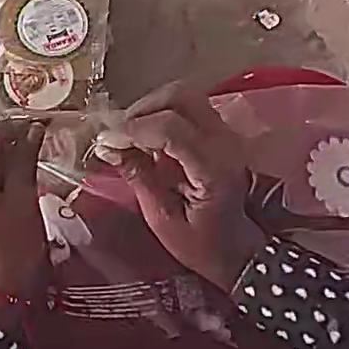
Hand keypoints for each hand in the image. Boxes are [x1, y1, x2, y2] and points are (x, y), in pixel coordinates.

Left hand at [0, 119, 48, 309]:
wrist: (5, 296)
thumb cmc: (13, 249)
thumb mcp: (22, 200)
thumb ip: (25, 159)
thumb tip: (35, 127)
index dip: (18, 123)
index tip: (47, 116)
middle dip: (19, 137)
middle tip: (50, 128)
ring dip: (19, 153)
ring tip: (47, 143)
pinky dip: (14, 170)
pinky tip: (34, 164)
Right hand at [111, 82, 264, 291]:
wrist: (241, 251)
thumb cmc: (202, 244)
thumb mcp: (162, 218)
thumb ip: (138, 176)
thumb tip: (108, 147)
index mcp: (213, 167)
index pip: (170, 127)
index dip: (134, 128)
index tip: (108, 141)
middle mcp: (224, 141)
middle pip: (180, 96)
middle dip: (144, 109)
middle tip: (120, 133)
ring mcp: (226, 133)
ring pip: (185, 96)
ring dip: (153, 108)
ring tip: (132, 135)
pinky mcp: (221, 133)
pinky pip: (189, 108)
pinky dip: (163, 113)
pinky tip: (149, 138)